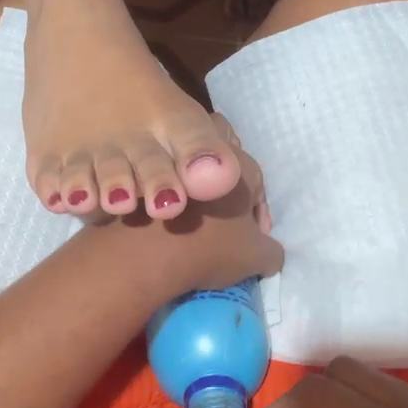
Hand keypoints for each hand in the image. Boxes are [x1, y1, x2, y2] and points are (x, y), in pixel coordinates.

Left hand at [83, 115, 280, 295]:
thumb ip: (271, 250)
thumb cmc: (210, 248)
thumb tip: (271, 251)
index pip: (257, 180)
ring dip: (191, 181)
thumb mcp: (255, 257)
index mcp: (239, 166)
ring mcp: (167, 159)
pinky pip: (156, 175)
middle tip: (224, 209)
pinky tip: (164, 217)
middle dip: (225, 174)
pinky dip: (164, 191)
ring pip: (184, 159)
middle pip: (221, 150)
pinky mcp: (136, 173)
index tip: (254, 236)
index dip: (258, 210)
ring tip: (194, 213)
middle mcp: (204, 151)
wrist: (145, 251)